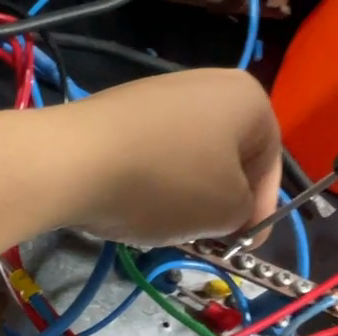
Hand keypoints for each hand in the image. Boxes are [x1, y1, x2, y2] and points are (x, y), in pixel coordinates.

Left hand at [53, 69, 282, 247]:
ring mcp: (151, 99)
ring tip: (153, 227)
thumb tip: (233, 213)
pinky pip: (136, 160)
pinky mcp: (108, 118)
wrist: (69, 162)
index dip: (260, 209)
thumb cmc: (161, 184)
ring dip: (172, 198)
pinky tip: (119, 209)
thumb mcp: (222, 210)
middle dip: (213, 202)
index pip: (268, 161)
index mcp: (246, 99)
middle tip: (199, 240)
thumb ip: (242, 213)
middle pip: (220, 158)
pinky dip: (135, 187)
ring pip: (176, 161)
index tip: (244, 246)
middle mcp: (203, 86)